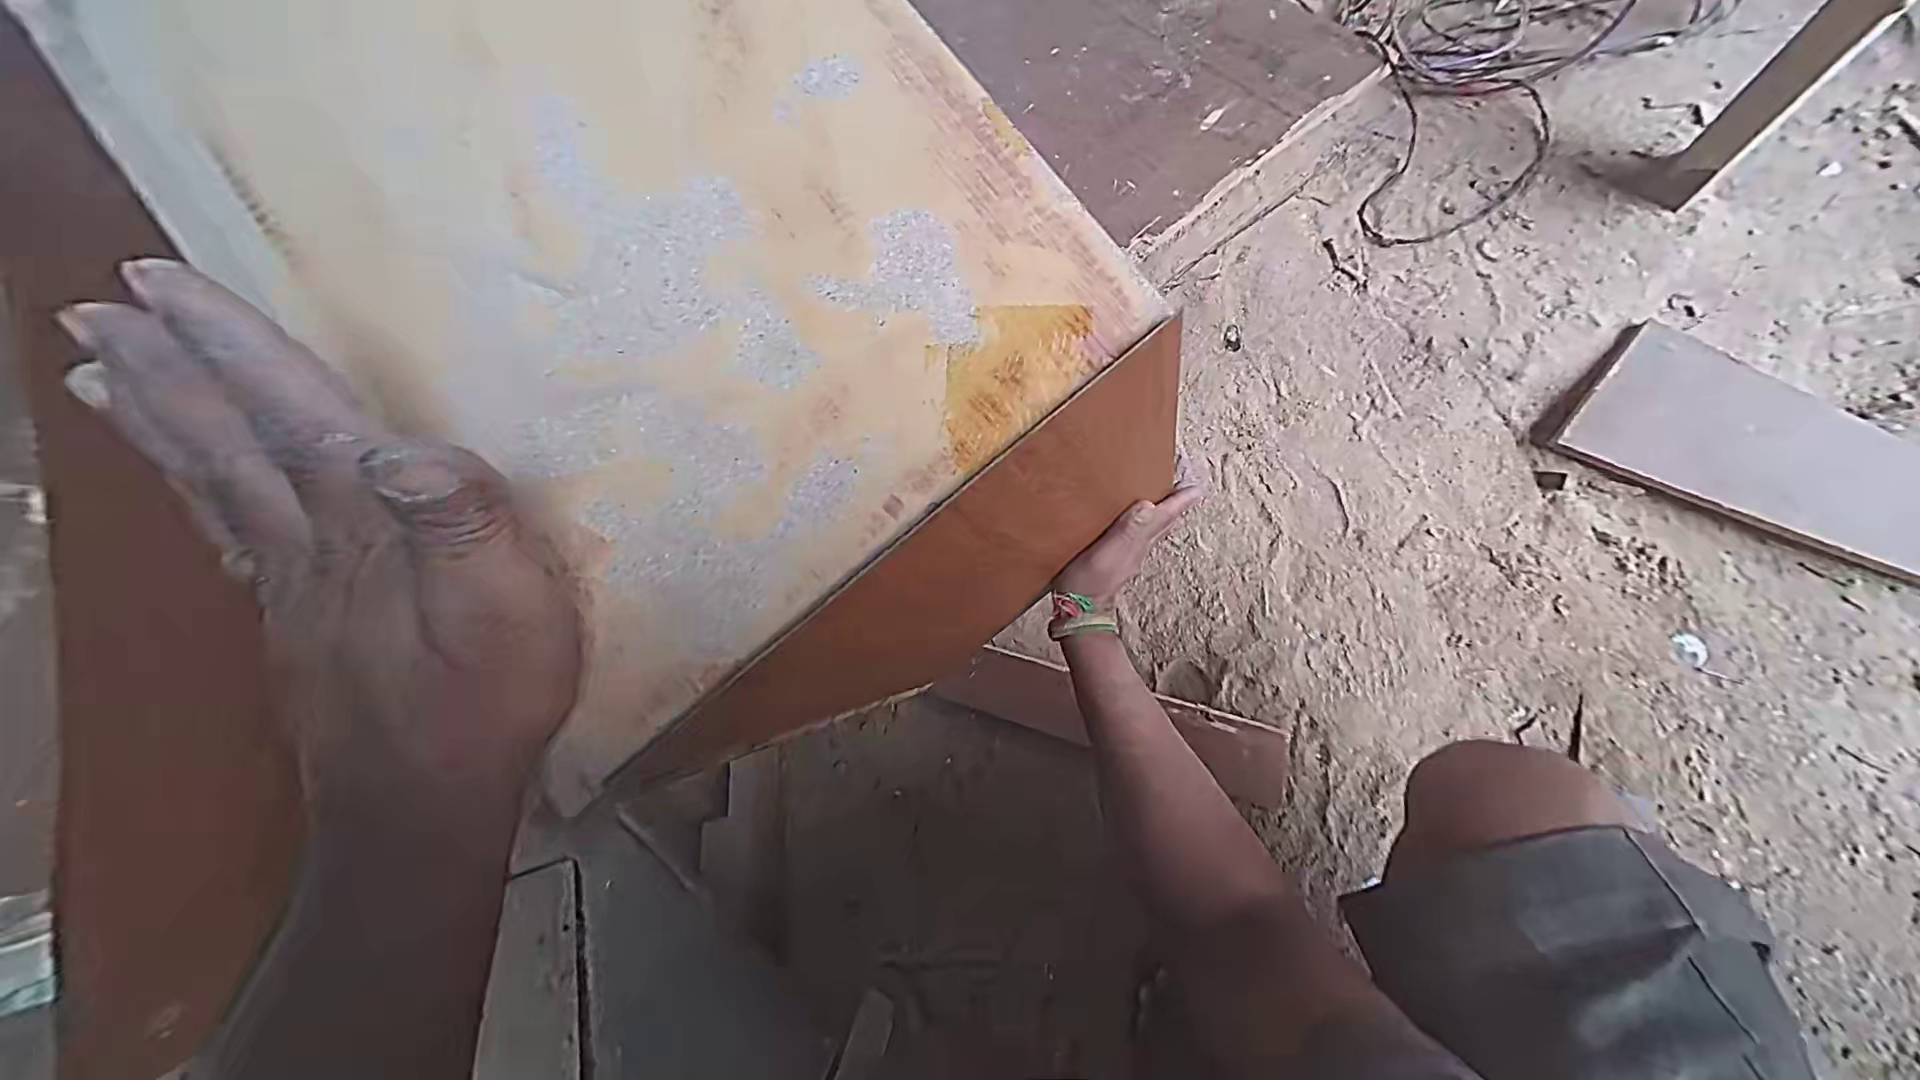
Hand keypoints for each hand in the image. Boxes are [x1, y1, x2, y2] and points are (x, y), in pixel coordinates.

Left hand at [58, 260, 582, 823]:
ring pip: (219, 491)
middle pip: (234, 449)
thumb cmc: (492, 694)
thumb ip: (466, 527)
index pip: (299, 426)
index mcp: (369, 531)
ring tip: (99, 372)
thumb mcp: (510, 607)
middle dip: (174, 372)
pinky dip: (199, 499)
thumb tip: (401, 452)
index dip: (242, 354)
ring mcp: (296, 592)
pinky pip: (237, 544)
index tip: (170, 287)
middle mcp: (314, 548)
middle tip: (103, 307)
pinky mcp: (299, 630)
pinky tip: (194, 490)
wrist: (426, 800)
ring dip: (164, 425)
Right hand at [1052, 475, 1203, 610]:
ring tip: (1170, 505)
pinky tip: (1141, 527)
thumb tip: (1149, 506)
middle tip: (1189, 492)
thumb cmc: (1087, 583)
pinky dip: (1147, 528)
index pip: (1163, 517)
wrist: (1080, 613)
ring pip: (1154, 532)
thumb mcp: (1103, 554)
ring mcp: (1130, 557)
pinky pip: (1141, 539)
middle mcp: (1138, 549)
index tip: (1196, 488)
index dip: (1179, 502)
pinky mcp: (1119, 563)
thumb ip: (1127, 531)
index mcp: (1137, 543)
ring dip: (1164, 517)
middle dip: (1176, 507)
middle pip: (1164, 524)